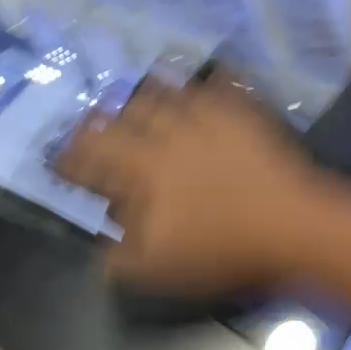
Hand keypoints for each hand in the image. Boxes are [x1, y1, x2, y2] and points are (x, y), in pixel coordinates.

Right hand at [56, 79, 332, 291]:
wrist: (290, 224)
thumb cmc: (222, 249)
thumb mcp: (158, 268)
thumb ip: (119, 256)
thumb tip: (102, 242)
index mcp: (141, 167)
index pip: (91, 154)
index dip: (70, 157)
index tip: (59, 161)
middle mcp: (168, 132)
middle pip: (122, 114)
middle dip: (100, 121)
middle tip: (91, 125)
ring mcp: (207, 116)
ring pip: (165, 92)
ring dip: (145, 96)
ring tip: (139, 99)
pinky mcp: (242, 112)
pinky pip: (217, 84)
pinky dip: (203, 82)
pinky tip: (203, 81)